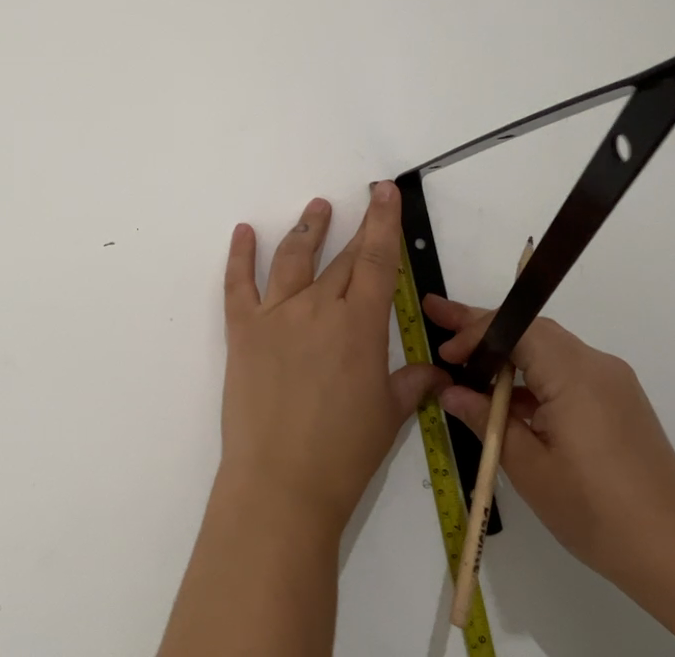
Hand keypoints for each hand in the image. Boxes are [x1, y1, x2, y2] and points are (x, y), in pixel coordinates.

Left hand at [217, 182, 450, 532]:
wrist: (280, 481)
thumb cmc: (343, 454)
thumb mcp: (388, 416)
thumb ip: (410, 384)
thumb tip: (436, 372)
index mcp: (360, 326)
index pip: (377, 261)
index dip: (383, 223)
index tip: (384, 192)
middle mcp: (318, 309)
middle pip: (342, 259)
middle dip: (357, 228)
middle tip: (364, 201)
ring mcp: (276, 316)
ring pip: (292, 259)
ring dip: (306, 230)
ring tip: (316, 208)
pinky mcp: (243, 331)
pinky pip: (239, 284)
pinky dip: (239, 255)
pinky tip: (243, 232)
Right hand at [426, 297, 674, 582]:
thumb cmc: (596, 511)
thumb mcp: (528, 468)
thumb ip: (487, 420)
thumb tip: (451, 392)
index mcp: (575, 375)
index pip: (515, 329)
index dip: (474, 332)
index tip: (443, 350)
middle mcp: (598, 367)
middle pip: (532, 332)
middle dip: (484, 329)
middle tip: (440, 322)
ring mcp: (613, 385)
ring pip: (550, 351)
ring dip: (508, 355)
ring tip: (465, 365)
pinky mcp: (620, 405)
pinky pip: (568, 374)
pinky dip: (533, 377)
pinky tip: (508, 403)